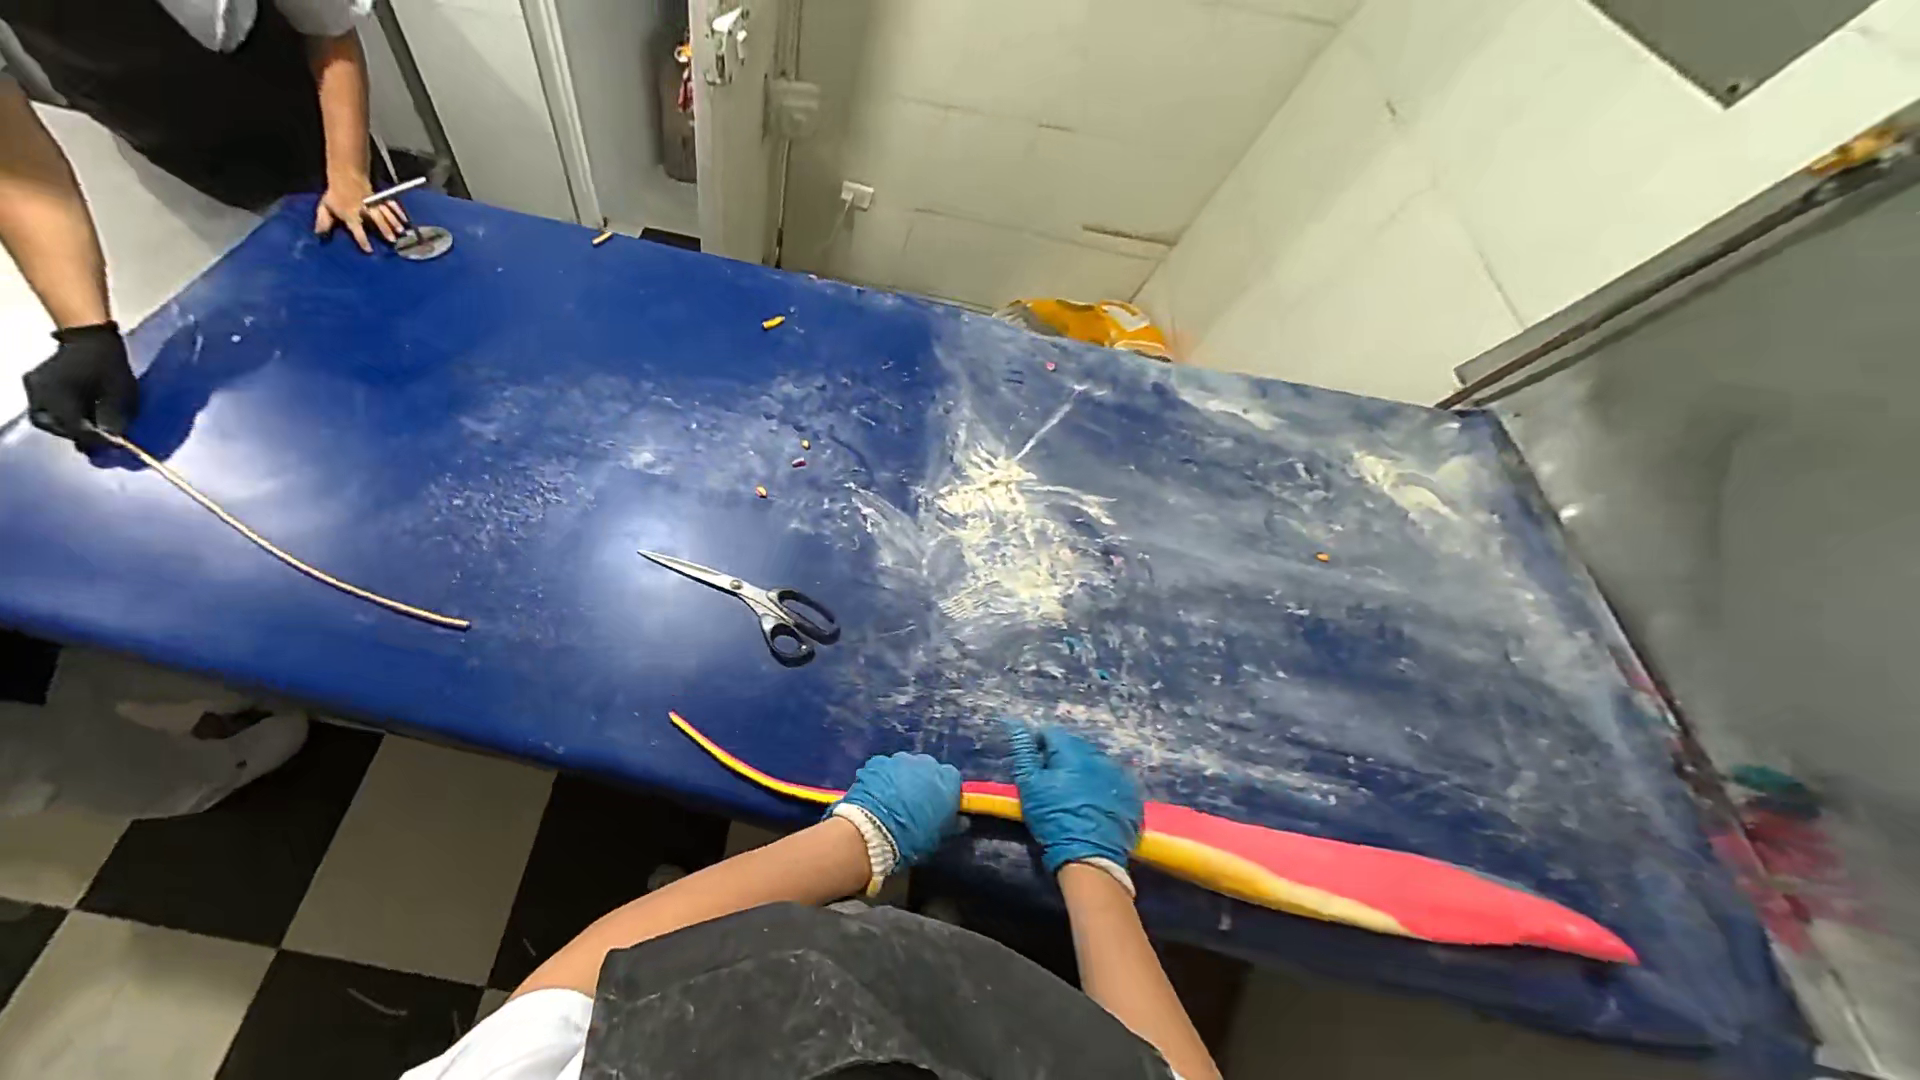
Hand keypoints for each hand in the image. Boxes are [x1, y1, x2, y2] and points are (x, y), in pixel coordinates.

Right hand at [23, 321, 136, 450]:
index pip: (71, 426)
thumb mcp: (122, 395)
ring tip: (92, 431)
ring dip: (66, 428)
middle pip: (50, 424)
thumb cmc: (110, 368)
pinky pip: (44, 407)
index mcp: (60, 395)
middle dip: (74, 436)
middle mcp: (39, 393)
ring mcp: (33, 388)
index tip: (113, 447)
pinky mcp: (35, 385)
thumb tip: (113, 439)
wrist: (91, 342)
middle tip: (99, 441)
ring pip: (43, 417)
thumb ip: (115, 417)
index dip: (92, 440)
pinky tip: (82, 417)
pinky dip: (62, 417)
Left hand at [315, 172, 405, 253]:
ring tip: (402, 232)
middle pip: (375, 220)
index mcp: (349, 214)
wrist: (344, 177)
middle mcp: (363, 209)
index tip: (369, 250)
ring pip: (385, 213)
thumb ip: (324, 221)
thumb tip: (319, 234)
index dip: (362, 239)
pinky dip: (399, 212)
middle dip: (384, 229)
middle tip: (392, 240)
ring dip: (394, 222)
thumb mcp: (326, 208)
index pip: (356, 229)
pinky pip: (391, 205)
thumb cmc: (336, 195)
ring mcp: (374, 203)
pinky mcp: (381, 198)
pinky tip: (406, 220)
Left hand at [830, 752, 962, 871]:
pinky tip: (875, 795)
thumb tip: (961, 820)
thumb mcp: (941, 836)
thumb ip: (953, 822)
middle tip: (913, 803)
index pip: (952, 780)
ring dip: (902, 778)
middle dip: (923, 782)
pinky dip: (882, 778)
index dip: (944, 792)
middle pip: (928, 769)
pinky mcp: (877, 762)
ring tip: (891, 800)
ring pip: (905, 766)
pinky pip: (883, 768)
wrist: (874, 831)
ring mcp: (900, 759)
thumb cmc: (914, 837)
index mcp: (947, 779)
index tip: (937, 806)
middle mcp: (926, 762)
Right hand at [1004, 720, 1142, 876]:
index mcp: (1072, 751)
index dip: (1039, 746)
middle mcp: (1099, 756)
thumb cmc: (1053, 819)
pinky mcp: (1131, 795)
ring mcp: (1118, 775)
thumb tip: (1017, 726)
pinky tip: (1093, 806)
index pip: (1051, 733)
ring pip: (1094, 763)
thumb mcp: (1030, 786)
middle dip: (1062, 758)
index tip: (1035, 766)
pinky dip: (1101, 787)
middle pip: (1074, 746)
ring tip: (1073, 795)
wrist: (1090, 858)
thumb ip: (1024, 753)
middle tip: (1052, 782)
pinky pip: (1112, 781)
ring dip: (1083, 771)